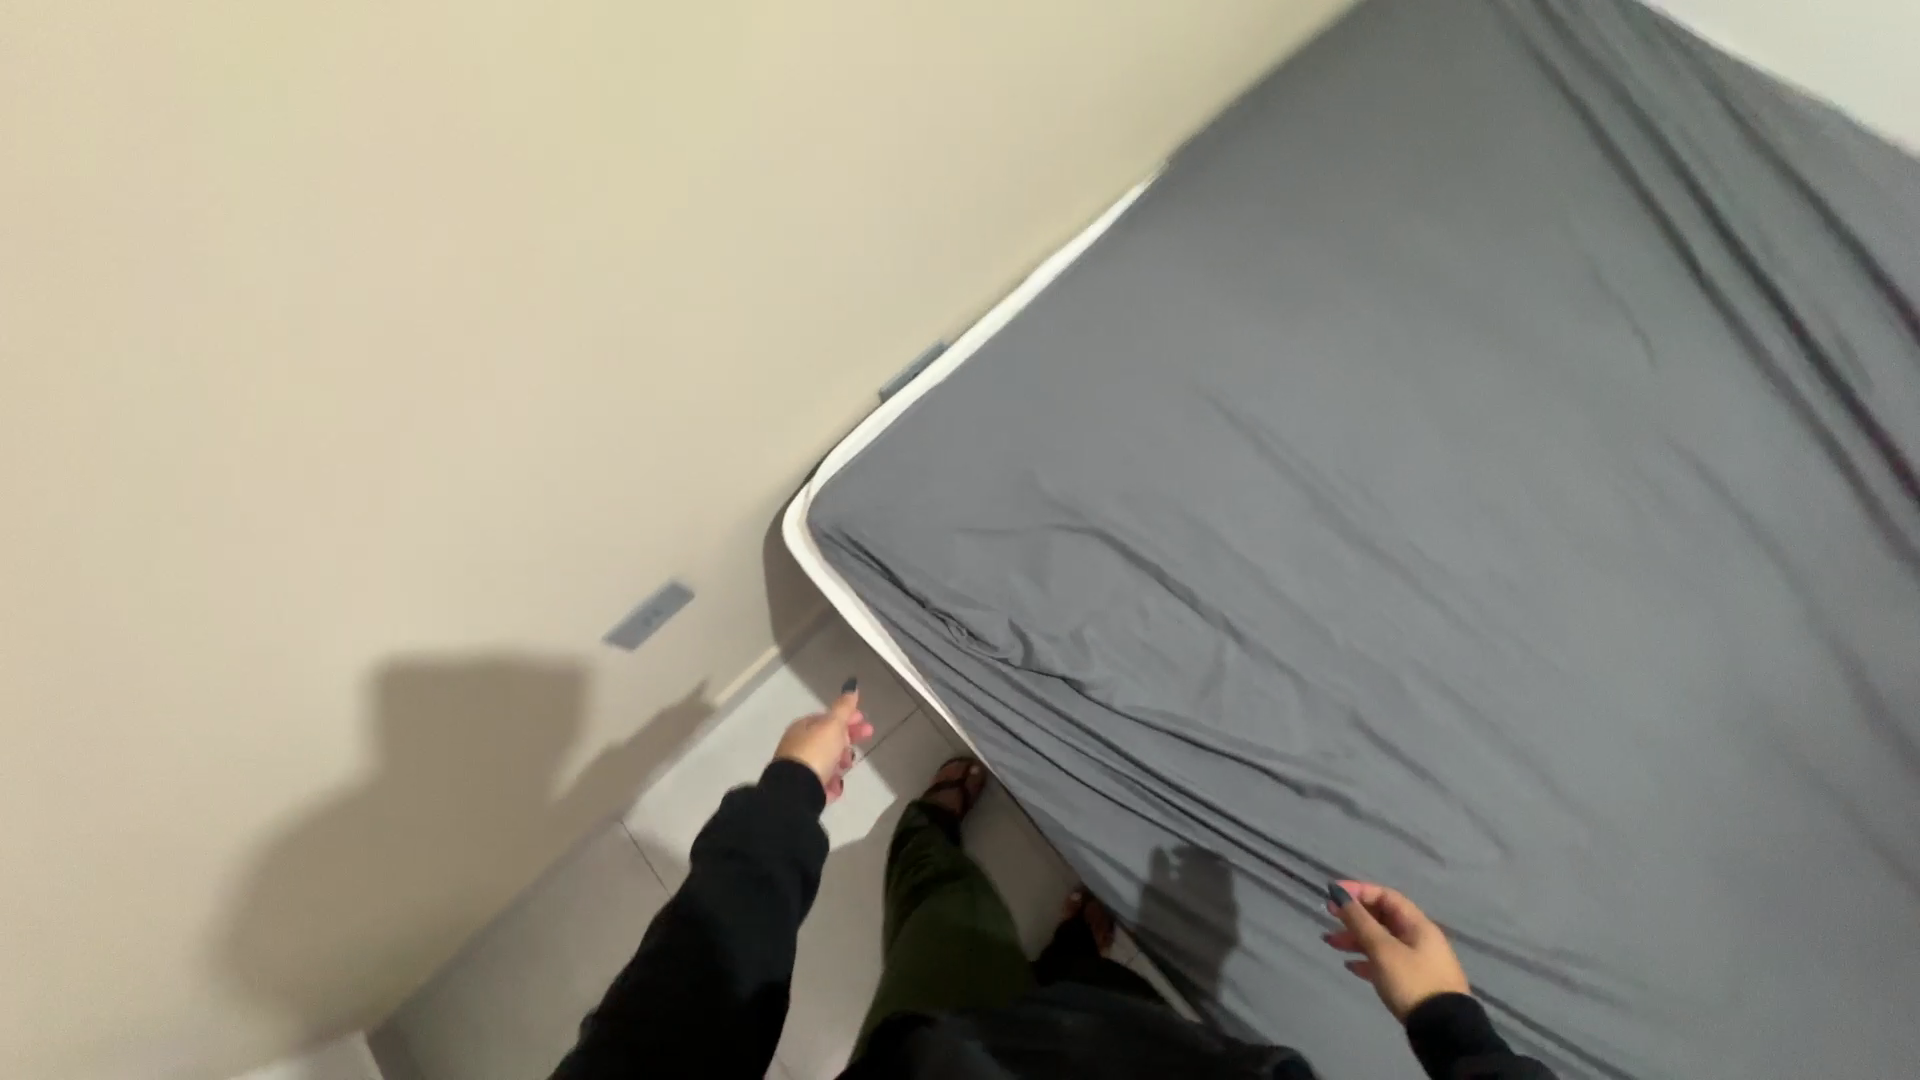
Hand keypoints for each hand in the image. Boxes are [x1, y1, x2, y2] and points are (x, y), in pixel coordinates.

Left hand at [774, 681, 873, 802]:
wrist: (796, 790)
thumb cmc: (816, 751)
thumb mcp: (833, 725)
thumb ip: (844, 708)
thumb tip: (852, 687)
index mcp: (804, 727)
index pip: (829, 719)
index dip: (849, 719)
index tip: (866, 723)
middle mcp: (799, 745)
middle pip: (830, 740)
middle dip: (848, 740)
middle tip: (864, 742)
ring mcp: (800, 767)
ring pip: (828, 760)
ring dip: (841, 762)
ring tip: (846, 767)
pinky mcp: (803, 787)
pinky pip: (824, 780)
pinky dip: (832, 780)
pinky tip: (835, 783)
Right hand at [1323, 880, 1470, 1021]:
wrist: (1445, 1033)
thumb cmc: (1412, 982)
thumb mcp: (1382, 949)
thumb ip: (1359, 920)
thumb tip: (1340, 894)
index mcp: (1418, 926)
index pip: (1386, 896)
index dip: (1359, 890)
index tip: (1334, 894)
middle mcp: (1419, 939)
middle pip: (1382, 918)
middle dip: (1354, 916)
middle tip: (1329, 915)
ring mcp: (1417, 962)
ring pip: (1381, 941)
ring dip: (1355, 939)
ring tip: (1331, 943)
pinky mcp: (1413, 983)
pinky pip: (1386, 963)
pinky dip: (1367, 960)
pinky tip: (1350, 966)